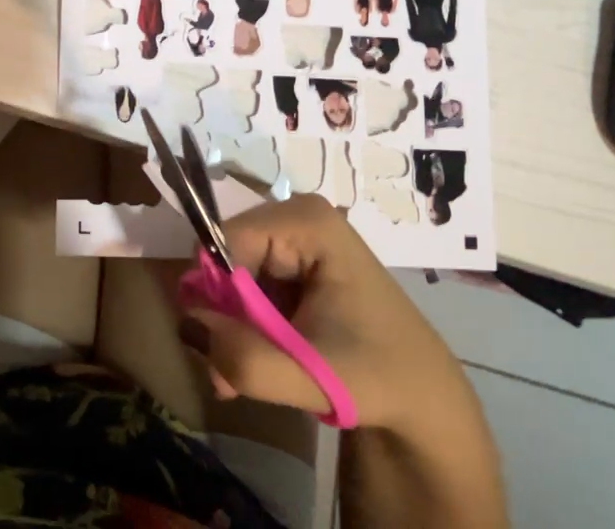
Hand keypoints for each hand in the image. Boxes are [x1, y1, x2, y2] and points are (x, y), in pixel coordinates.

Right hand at [178, 195, 467, 430]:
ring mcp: (297, 237)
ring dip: (229, 328)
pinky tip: (257, 360)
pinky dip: (244, 325)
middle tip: (228, 376)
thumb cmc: (376, 379)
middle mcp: (299, 216)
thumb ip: (243, 355)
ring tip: (241, 378)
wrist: (425, 398)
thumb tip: (189, 323)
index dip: (215, 297)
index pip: (224, 243)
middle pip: (224, 257)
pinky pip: (245, 283)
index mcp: (308, 222)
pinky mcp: (296, 259)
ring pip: (230, 275)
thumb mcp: (307, 377)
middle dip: (221, 318)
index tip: (225, 351)